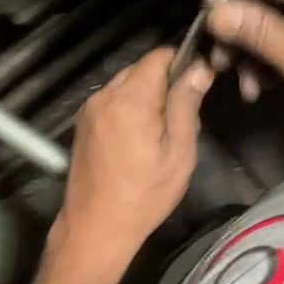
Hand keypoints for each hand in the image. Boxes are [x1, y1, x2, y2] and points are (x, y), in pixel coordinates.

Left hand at [50, 48, 211, 269]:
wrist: (96, 227)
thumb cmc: (145, 194)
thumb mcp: (179, 152)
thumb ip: (186, 105)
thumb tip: (200, 69)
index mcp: (130, 98)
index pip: (159, 56)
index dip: (182, 63)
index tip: (199, 84)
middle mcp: (104, 95)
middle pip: (141, 68)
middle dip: (164, 81)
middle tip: (183, 113)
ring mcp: (90, 109)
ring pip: (126, 84)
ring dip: (146, 95)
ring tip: (161, 129)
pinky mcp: (83, 123)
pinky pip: (112, 100)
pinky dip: (129, 106)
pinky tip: (139, 136)